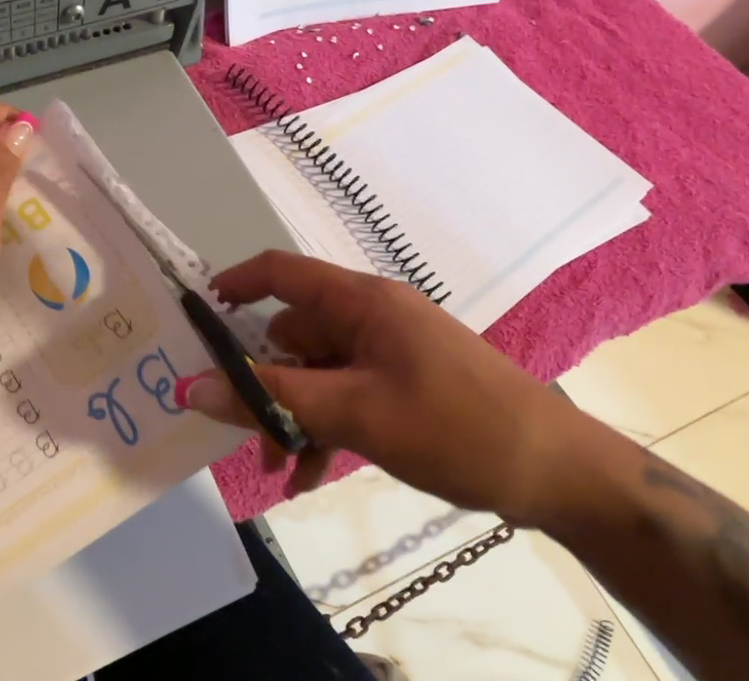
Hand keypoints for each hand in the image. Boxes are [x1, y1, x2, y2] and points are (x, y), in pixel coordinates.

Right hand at [179, 250, 583, 524]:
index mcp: (362, 302)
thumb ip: (270, 398)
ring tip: (280, 469)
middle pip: (294, 334)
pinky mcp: (405, 384)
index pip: (282, 272)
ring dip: (293, 416)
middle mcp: (372, 317)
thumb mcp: (353, 413)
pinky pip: (347, 395)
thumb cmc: (453, 426)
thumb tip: (192, 387)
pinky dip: (325, 428)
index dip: (235, 285)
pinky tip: (311, 475)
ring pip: (317, 373)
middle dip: (264, 383)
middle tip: (241, 431)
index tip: (196, 315)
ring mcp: (391, 351)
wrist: (556, 471)